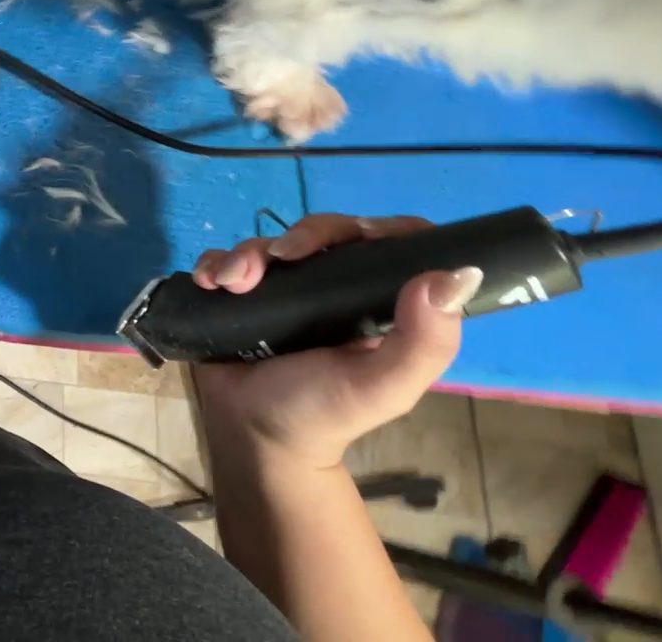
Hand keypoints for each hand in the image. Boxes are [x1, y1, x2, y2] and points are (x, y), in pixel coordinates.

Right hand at [189, 213, 482, 470]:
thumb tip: (454, 274)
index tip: (350, 238)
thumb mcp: (384, 385)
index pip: (390, 244)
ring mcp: (281, 288)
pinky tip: (207, 283)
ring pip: (268, 243)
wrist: (253, 432)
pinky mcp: (237, 292)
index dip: (375, 228)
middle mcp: (331, 288)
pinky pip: (224, 258)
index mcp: (376, 303)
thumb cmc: (324, 411)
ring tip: (228, 284)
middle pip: (324, 232)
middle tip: (275, 259)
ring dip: (244, 253)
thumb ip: (425, 341)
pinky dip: (213, 262)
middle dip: (296, 236)